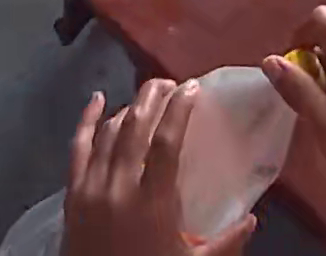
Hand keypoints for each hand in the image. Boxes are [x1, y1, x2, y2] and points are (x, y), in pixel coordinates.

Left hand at [62, 80, 256, 255]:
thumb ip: (224, 245)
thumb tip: (253, 220)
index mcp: (152, 203)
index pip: (167, 140)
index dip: (180, 108)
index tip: (192, 88)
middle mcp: (120, 187)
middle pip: (137, 124)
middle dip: (154, 96)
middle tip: (170, 85)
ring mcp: (92, 188)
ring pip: (111, 131)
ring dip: (129, 108)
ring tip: (146, 100)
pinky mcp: (72, 195)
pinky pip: (78, 147)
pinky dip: (87, 119)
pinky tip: (98, 98)